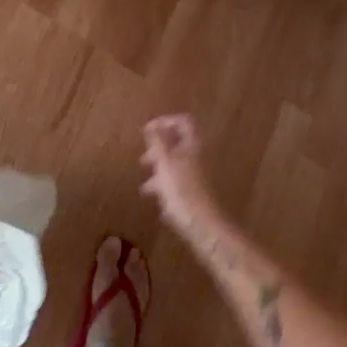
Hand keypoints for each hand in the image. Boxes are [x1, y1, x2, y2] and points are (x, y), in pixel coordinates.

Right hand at [141, 114, 221, 231]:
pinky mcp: (193, 194)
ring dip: (158, 171)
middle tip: (143, 159)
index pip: (183, 121)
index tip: (147, 130)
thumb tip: (152, 125)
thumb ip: (158, 142)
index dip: (165, 121)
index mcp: (191, 145)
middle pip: (177, 144)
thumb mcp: (164, 162)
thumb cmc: (181, 190)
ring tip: (144, 186)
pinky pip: (176, 184)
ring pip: (175, 165)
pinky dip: (164, 188)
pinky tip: (155, 200)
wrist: (202, 225)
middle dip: (158, 149)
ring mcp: (196, 176)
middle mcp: (195, 157)